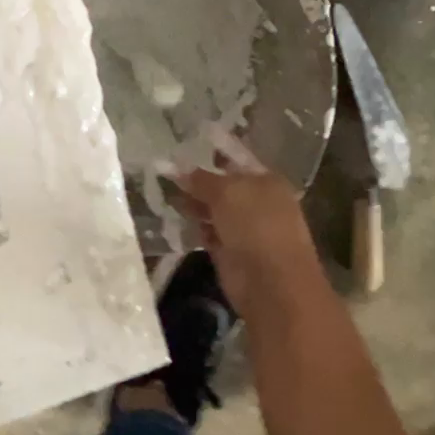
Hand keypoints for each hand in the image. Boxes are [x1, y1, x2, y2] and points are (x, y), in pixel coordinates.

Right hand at [177, 145, 326, 320]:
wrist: (271, 283)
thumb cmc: (256, 225)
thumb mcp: (226, 192)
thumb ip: (201, 179)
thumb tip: (178, 169)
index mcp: (267, 181)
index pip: (235, 162)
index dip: (210, 156)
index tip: (181, 151)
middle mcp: (258, 202)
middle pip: (222, 187)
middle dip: (197, 182)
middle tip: (165, 172)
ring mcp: (244, 229)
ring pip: (213, 210)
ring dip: (193, 204)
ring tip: (164, 194)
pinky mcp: (230, 252)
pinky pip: (208, 233)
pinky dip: (194, 227)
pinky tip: (174, 218)